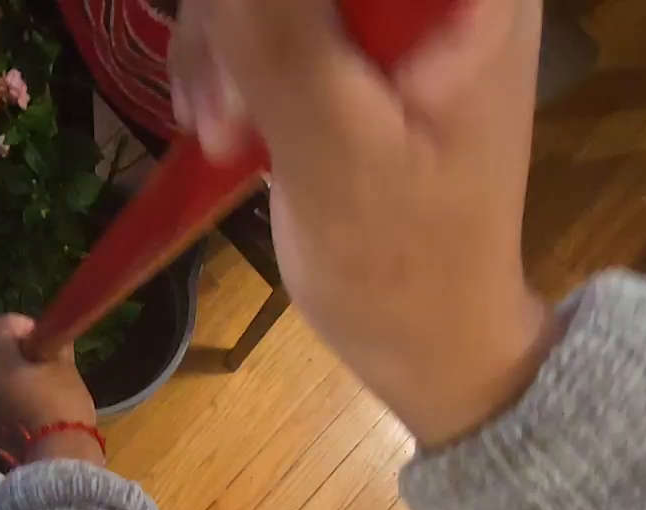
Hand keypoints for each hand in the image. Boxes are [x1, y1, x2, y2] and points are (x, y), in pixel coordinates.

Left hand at [0, 315, 105, 464]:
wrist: (58, 454)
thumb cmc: (61, 403)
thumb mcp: (65, 367)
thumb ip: (54, 344)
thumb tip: (51, 337)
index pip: (3, 323)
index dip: (26, 326)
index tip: (47, 340)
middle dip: (20, 350)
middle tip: (47, 361)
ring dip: (16, 373)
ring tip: (44, 385)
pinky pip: (1, 397)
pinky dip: (15, 395)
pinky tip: (37, 406)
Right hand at [172, 0, 557, 446]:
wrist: (425, 341)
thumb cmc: (403, 269)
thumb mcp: (338, 154)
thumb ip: (278, 34)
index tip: (235, 36)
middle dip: (237, 18)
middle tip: (226, 109)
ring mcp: (385, 20)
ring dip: (220, 44)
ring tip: (221, 136)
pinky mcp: (347, 57)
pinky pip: (264, 23)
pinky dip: (226, 68)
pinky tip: (222, 133)